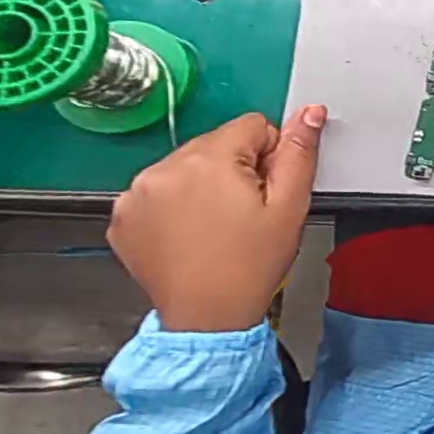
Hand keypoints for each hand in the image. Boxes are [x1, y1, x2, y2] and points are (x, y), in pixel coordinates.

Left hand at [108, 106, 326, 331]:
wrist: (208, 320)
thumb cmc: (250, 267)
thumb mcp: (289, 207)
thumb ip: (299, 152)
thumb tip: (309, 113)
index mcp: (209, 161)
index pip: (253, 125)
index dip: (270, 156)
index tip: (265, 191)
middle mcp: (164, 168)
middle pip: (218, 143)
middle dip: (236, 169)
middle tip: (245, 212)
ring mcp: (137, 192)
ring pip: (189, 164)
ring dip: (205, 183)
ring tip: (218, 225)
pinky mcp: (123, 214)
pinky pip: (159, 188)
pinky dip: (176, 203)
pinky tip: (191, 232)